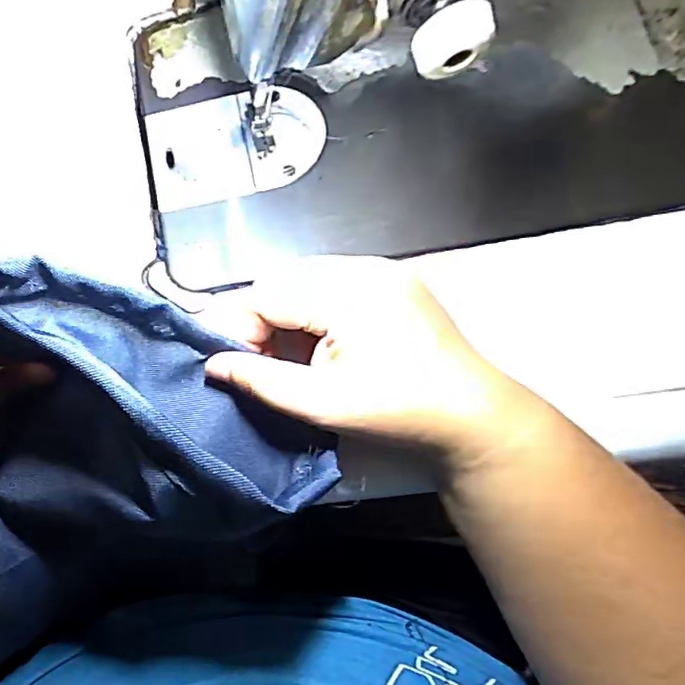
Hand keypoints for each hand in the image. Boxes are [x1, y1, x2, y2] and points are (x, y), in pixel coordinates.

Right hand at [202, 257, 557, 474]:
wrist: (470, 416)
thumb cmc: (397, 411)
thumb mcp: (318, 402)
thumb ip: (259, 380)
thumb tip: (214, 365)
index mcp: (346, 292)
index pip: (264, 294)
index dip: (237, 327)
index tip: (229, 363)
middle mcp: (363, 268)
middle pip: (282, 282)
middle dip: (258, 320)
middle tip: (255, 363)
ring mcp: (381, 271)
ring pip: (304, 282)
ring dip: (283, 316)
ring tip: (286, 359)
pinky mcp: (391, 282)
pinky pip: (331, 286)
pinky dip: (311, 313)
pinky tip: (315, 347)